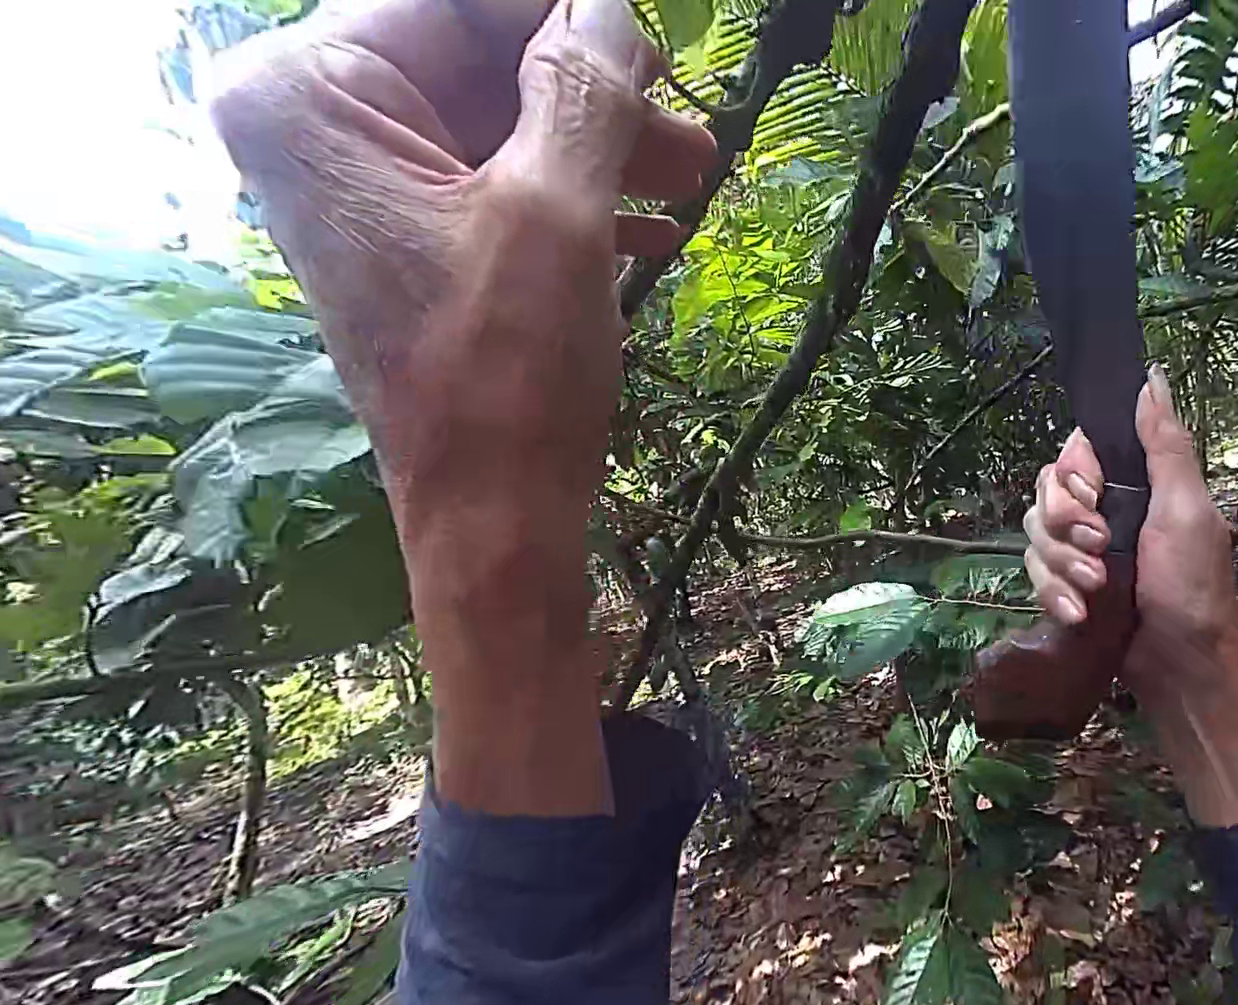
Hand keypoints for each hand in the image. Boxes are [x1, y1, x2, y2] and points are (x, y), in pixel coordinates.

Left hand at [210, 0, 717, 814]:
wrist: (500, 507)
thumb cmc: (514, 366)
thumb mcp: (555, 218)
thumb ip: (584, 96)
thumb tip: (617, 14)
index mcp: (321, 97)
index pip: (455, 6)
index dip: (569, 19)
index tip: (664, 51)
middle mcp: (339, 138)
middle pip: (493, 75)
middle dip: (606, 100)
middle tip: (701, 132)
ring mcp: (396, 208)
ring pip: (521, 145)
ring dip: (615, 158)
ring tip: (701, 178)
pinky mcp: (448, 264)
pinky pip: (525, 207)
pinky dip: (597, 211)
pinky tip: (661, 233)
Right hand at [1022, 364, 1237, 825]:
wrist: (1180, 665)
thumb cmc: (1192, 585)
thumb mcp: (1186, 510)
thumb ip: (1164, 446)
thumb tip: (1150, 379)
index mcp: (1131, 485)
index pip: (1074, 455)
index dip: (1073, 475)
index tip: (1094, 497)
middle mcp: (1100, 511)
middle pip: (1046, 494)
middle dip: (1066, 526)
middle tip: (1099, 550)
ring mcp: (1078, 550)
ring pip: (1034, 536)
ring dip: (1062, 566)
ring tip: (1096, 589)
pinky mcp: (1064, 585)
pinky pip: (1033, 575)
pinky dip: (1053, 595)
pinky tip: (1078, 615)